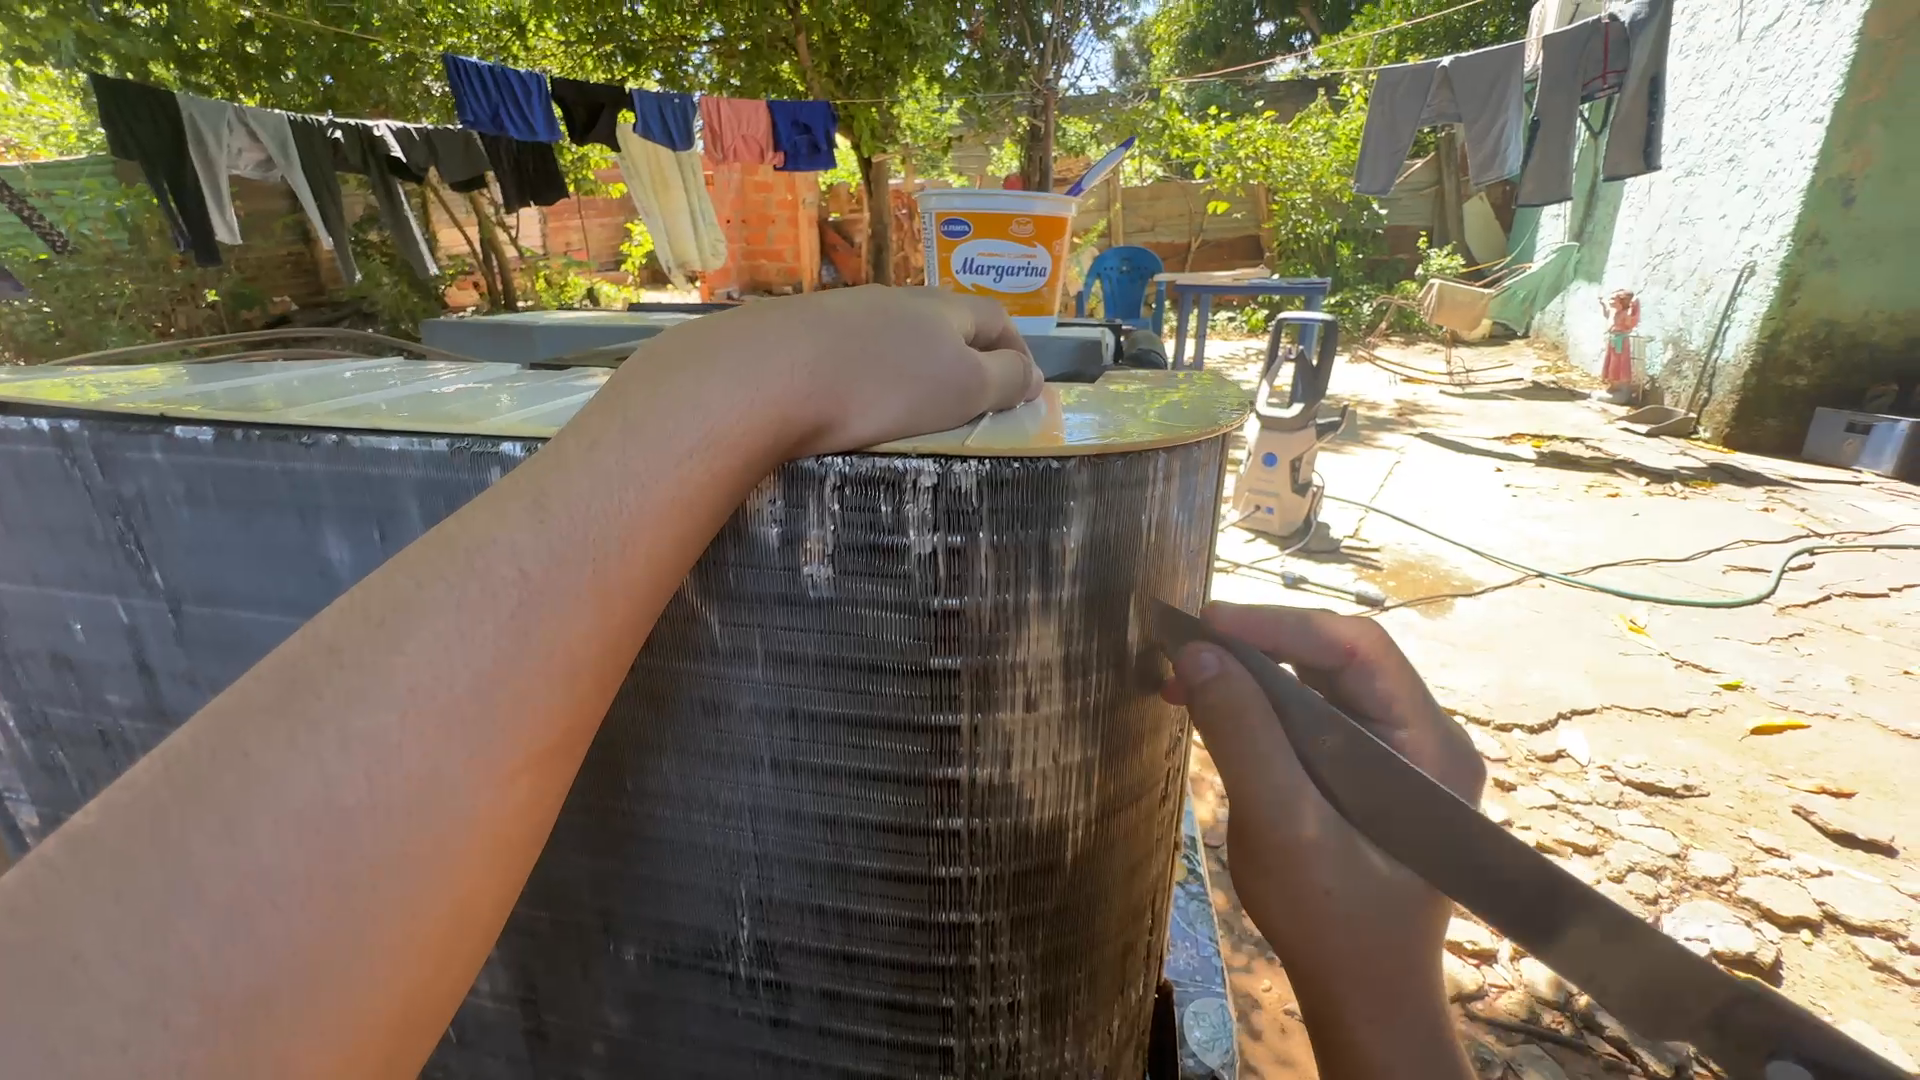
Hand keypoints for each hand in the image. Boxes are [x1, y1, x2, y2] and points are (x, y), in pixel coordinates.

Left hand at [614, 286, 1043, 457]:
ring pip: (896, 338)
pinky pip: (853, 355)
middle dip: (966, 357)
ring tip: (915, 407)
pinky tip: (856, 402)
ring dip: (916, 367)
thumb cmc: (883, 385)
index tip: (1026, 388)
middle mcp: (896, 299)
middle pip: (946, 323)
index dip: (1019, 352)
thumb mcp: (962, 388)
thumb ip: (1005, 379)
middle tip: (973, 401)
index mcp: (943, 308)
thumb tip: (1035, 373)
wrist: (765, 377)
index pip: (997, 319)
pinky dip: (869, 376)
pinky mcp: (802, 336)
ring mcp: (845, 314)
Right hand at [1163, 602, 1483, 1077]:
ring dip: (1247, 671)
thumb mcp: (1281, 826)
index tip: (1208, 623)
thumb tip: (1194, 653)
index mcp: (1427, 744)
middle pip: (1333, 658)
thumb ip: (1242, 736)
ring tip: (1184, 676)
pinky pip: (1301, 712)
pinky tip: (1210, 706)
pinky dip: (1252, 702)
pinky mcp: (1354, 766)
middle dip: (1256, 645)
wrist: (1361, 992)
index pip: (1357, 648)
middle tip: (1186, 647)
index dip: (1280, 624)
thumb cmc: (1333, 921)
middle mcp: (1416, 734)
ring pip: (1312, 680)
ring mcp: (1387, 750)